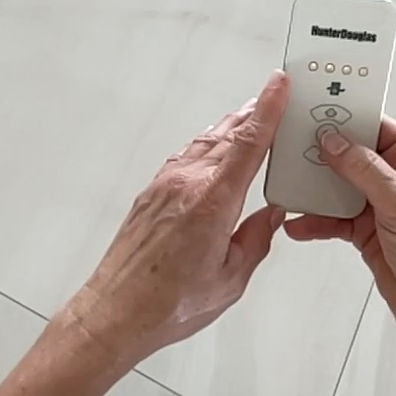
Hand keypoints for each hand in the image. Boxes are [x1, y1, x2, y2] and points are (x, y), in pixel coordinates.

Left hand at [61, 71, 291, 369]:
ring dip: (230, 128)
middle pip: (228, 135)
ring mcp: (166, 185)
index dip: (268, 109)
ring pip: (205, 142)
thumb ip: (256, 239)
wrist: (116, 310)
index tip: (279, 84)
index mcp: (214, 201)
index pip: (248, 143)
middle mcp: (188, 183)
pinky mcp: (152, 193)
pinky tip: (214, 149)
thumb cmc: (169, 303)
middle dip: (254, 113)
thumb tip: (272, 215)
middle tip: (274, 96)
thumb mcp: (231, 279)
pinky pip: (186, 156)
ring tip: (250, 118)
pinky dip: (208, 145)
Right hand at [285, 117, 395, 344]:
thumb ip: (364, 169)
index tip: (316, 108)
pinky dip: (315, 221)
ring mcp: (380, 207)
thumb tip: (333, 139)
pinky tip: (297, 223)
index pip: (377, 126)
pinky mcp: (366, 232)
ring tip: (287, 184)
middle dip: (322, 151)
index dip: (348, 116)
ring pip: (338, 185)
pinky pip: (333, 218)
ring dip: (314, 188)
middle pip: (351, 153)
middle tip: (290, 143)